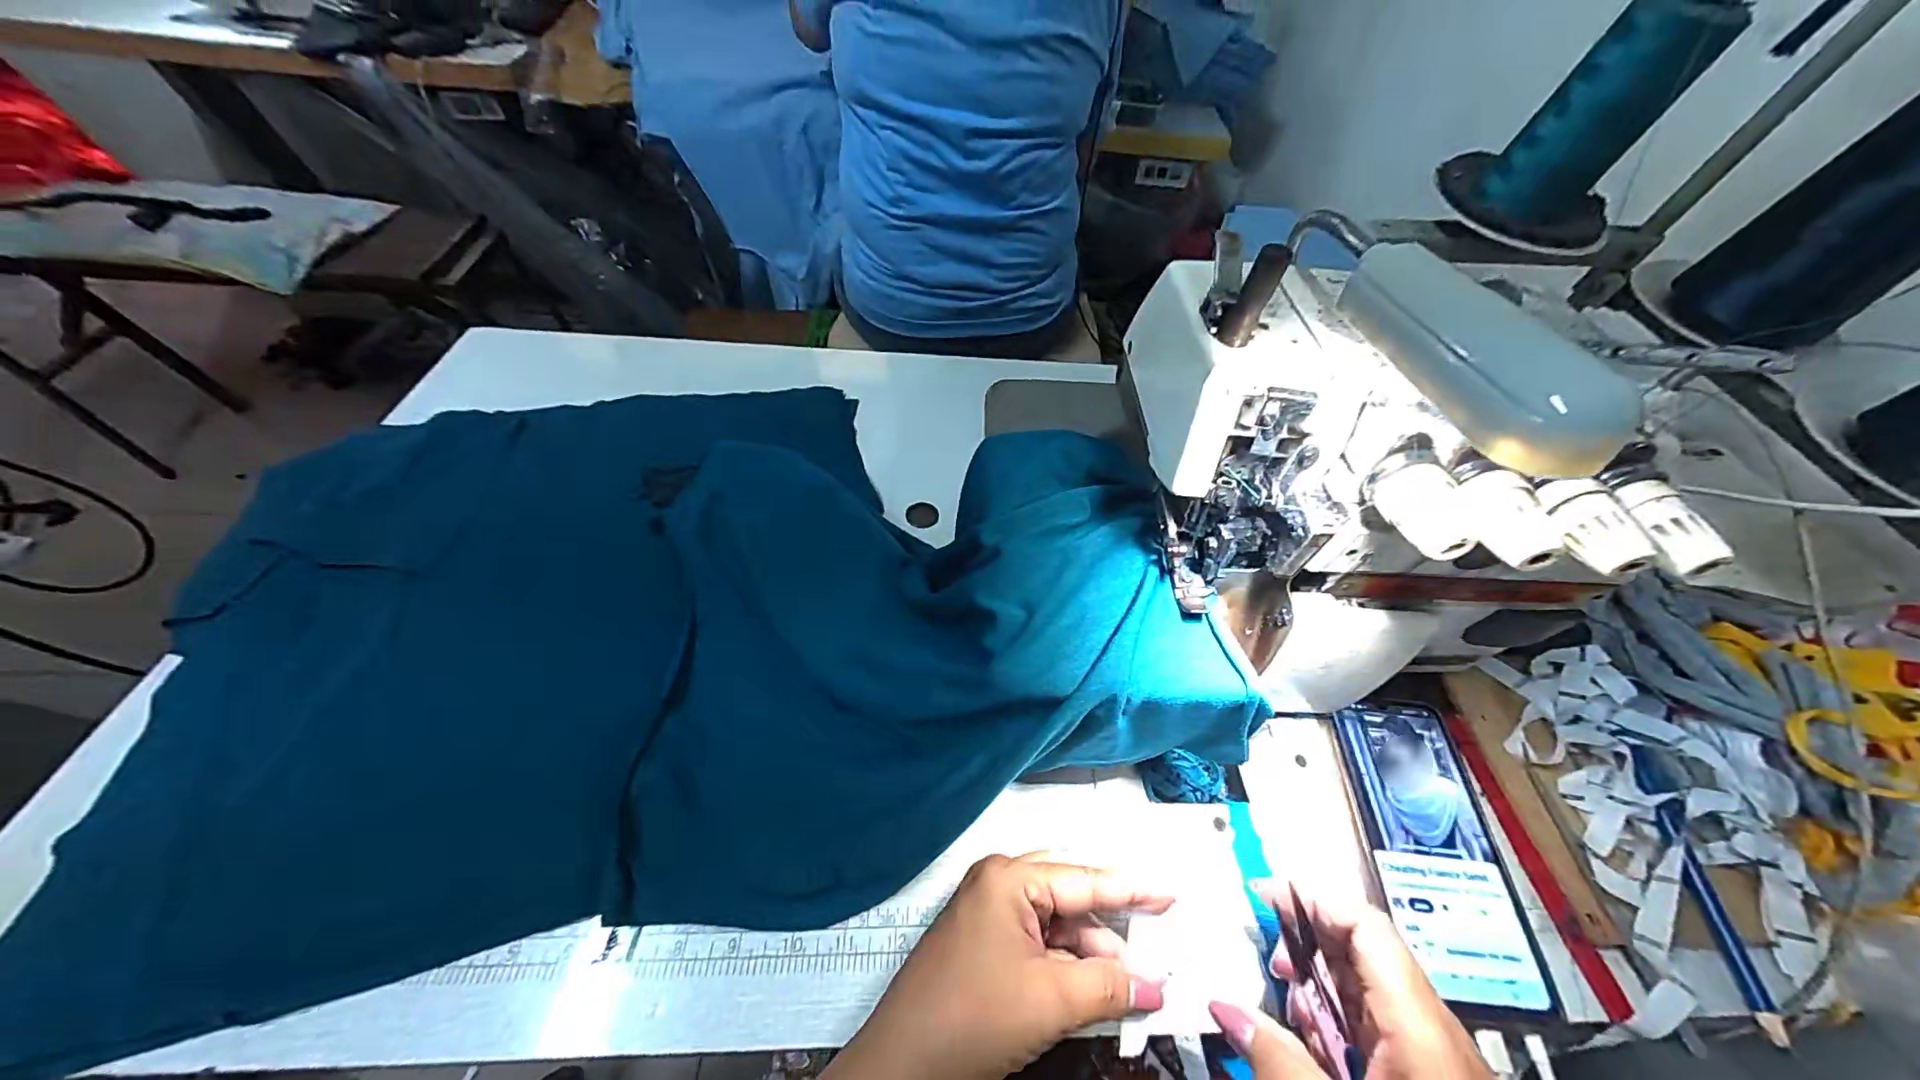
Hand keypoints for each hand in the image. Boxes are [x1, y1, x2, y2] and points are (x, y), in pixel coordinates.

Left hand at [823, 853, 1173, 1079]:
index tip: (1169, 895)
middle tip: (1152, 954)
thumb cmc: (975, 1017)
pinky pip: (1036, 946)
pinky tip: (1091, 990)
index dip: (1131, 892)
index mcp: (1008, 878)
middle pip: (1069, 902)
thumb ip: (1109, 986)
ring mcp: (986, 914)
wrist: (903, 1064)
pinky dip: (1065, 967)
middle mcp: (996, 885)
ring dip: (1089, 957)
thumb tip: (1154, 987)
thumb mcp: (1051, 1000)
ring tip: (1127, 986)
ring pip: (1055, 928)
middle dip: (1109, 933)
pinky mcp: (982, 944)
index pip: (1083, 880)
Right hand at [1209, 882, 1490, 1079]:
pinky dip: (1334, 1024)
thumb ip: (1279, 1060)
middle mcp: (1428, 1028)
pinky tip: (1311, 1046)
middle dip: (1304, 944)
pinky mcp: (1423, 1076)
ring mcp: (1430, 1055)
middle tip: (1263, 956)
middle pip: (1360, 951)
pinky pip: (1373, 1028)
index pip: (1364, 925)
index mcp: (1417, 1025)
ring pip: (1363, 990)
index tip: (1263, 893)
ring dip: (1315, 988)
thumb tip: (1226, 1009)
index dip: (1311, 899)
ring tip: (1282, 1009)